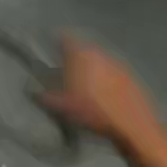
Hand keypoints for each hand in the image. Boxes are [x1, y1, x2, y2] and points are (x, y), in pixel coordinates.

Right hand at [42, 36, 162, 142]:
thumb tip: (30, 89)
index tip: (48, 48)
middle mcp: (99, 53)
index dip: (54, 40)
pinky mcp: (132, 78)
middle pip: (81, 48)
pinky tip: (103, 93)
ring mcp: (118, 64)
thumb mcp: (61, 107)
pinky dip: (105, 78)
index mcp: (80, 54)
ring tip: (84, 83)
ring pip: (98, 59)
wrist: (135, 129)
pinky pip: (112, 72)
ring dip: (90, 67)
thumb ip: (43, 96)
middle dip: (72, 56)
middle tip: (64, 69)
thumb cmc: (93, 112)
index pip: (63, 37)